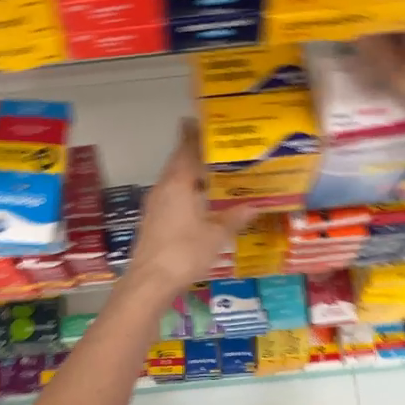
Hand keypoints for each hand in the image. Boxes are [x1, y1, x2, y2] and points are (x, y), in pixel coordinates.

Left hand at [125, 120, 256, 293]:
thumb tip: (255, 206)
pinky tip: (198, 201)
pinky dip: (185, 192)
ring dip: (190, 175)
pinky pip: (171, 197)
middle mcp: (163, 188)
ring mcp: (155, 205)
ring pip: (173, 181)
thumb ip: (234, 217)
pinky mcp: (152, 221)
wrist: (150, 281)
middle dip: (194, 153)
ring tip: (212, 173)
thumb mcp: (216, 235)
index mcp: (178, 182)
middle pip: (178, 163)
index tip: (203, 122)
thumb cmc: (184, 252)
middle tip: (215, 147)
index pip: (187, 149)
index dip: (195, 135)